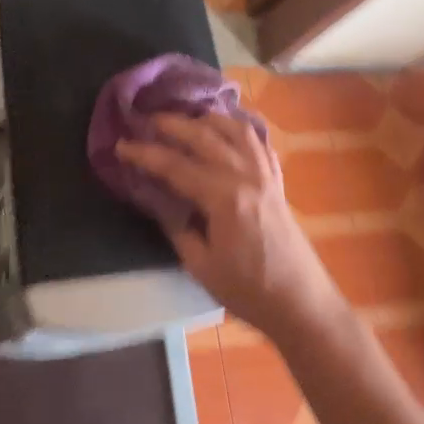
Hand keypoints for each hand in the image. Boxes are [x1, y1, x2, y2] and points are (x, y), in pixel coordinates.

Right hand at [117, 112, 343, 336]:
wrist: (301, 304)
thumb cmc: (249, 291)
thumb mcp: (201, 267)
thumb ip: (178, 229)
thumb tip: (160, 202)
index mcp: (223, 198)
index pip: (175, 166)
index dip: (145, 154)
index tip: (122, 145)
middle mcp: (246, 176)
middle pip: (205, 136)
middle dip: (173, 124)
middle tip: (148, 120)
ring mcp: (265, 175)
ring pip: (236, 130)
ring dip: (208, 119)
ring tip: (188, 119)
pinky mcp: (278, 182)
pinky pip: (259, 143)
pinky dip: (240, 130)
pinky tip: (228, 130)